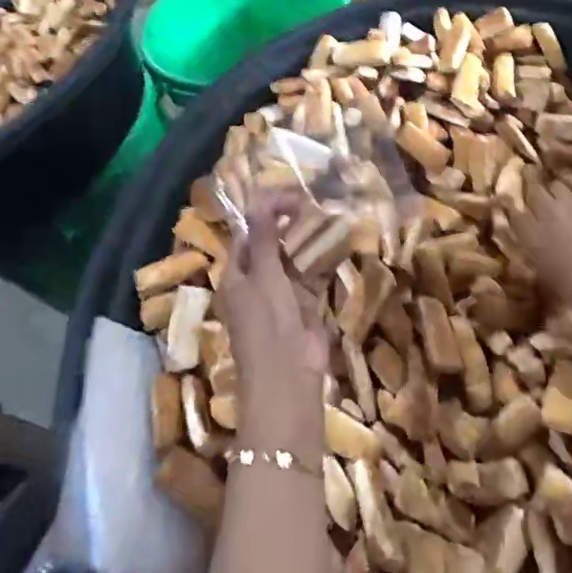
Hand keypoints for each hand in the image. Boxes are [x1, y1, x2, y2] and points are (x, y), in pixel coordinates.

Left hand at [218, 194, 330, 455]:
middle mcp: (255, 284)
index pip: (247, 234)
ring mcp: (280, 297)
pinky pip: (310, 278)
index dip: (265, 212)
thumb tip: (259, 198)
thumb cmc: (268, 324)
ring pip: (292, 260)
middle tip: (311, 201)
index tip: (291, 195)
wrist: (289, 377)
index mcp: (236, 276)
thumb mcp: (264, 276)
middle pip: (270, 245)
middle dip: (287, 224)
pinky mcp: (303, 309)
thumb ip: (264, 238)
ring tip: (325, 215)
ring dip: (305, 241)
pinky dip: (320, 262)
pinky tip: (335, 243)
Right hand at [512, 183, 571, 325]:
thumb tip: (537, 250)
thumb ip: (538, 257)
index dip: (517, 215)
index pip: (516, 215)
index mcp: (531, 232)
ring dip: (559, 194)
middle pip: (536, 192)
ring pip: (559, 186)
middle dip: (537, 197)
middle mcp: (548, 211)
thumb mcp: (546, 277)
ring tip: (564, 204)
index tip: (521, 219)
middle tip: (541, 208)